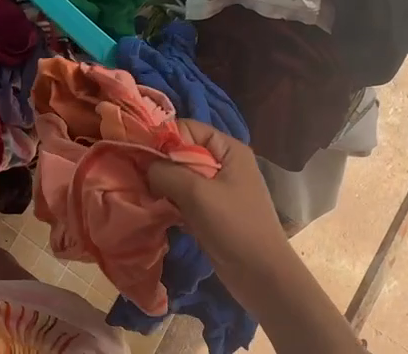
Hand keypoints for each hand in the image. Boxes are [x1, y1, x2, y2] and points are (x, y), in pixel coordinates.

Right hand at [147, 120, 283, 243]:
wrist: (263, 279)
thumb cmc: (235, 227)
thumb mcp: (197, 193)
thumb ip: (165, 171)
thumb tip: (145, 165)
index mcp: (228, 148)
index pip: (186, 128)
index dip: (164, 139)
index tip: (145, 158)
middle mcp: (223, 162)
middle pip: (182, 151)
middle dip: (161, 164)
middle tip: (144, 179)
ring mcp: (218, 188)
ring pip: (180, 175)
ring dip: (165, 185)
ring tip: (151, 196)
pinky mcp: (211, 210)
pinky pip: (184, 195)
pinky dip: (172, 201)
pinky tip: (162, 211)